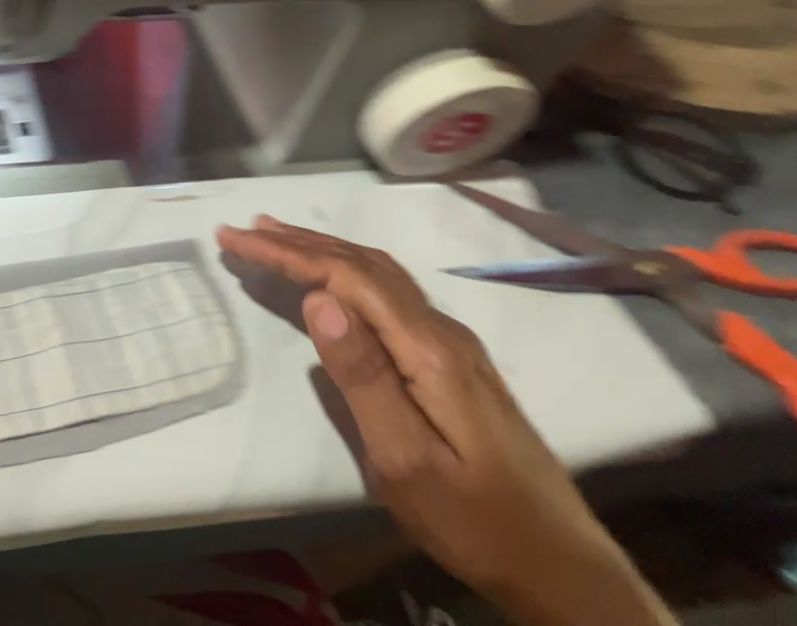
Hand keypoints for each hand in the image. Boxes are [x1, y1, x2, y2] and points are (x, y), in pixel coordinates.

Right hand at [217, 217, 674, 625]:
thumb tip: (320, 300)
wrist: (561, 566)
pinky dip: (346, 273)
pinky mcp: (450, 363)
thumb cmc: (474, 520)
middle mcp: (442, 332)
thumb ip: (362, 375)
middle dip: (296, 242)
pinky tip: (331, 280)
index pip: (347, 277)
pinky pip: (388, 295)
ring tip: (273, 238)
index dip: (287, 252)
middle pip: (363, 265)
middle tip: (240, 230)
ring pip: (379, 276)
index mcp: (428, 349)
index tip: (234, 238)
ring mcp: (451, 346)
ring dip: (322, 251)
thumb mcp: (405, 459)